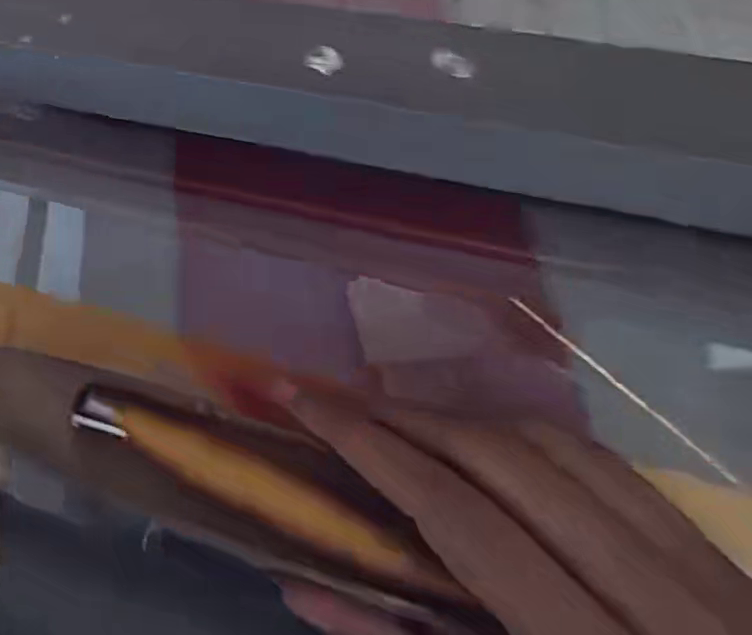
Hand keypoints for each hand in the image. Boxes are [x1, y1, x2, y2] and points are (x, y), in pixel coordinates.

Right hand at [274, 384, 751, 634]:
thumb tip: (294, 585)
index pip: (456, 512)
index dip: (365, 443)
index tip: (294, 396)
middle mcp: (668, 605)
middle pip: (501, 461)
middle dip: (398, 416)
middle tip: (326, 399)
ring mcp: (713, 578)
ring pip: (555, 447)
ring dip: (454, 418)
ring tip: (390, 417)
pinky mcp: (725, 561)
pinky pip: (606, 463)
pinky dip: (520, 434)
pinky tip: (475, 439)